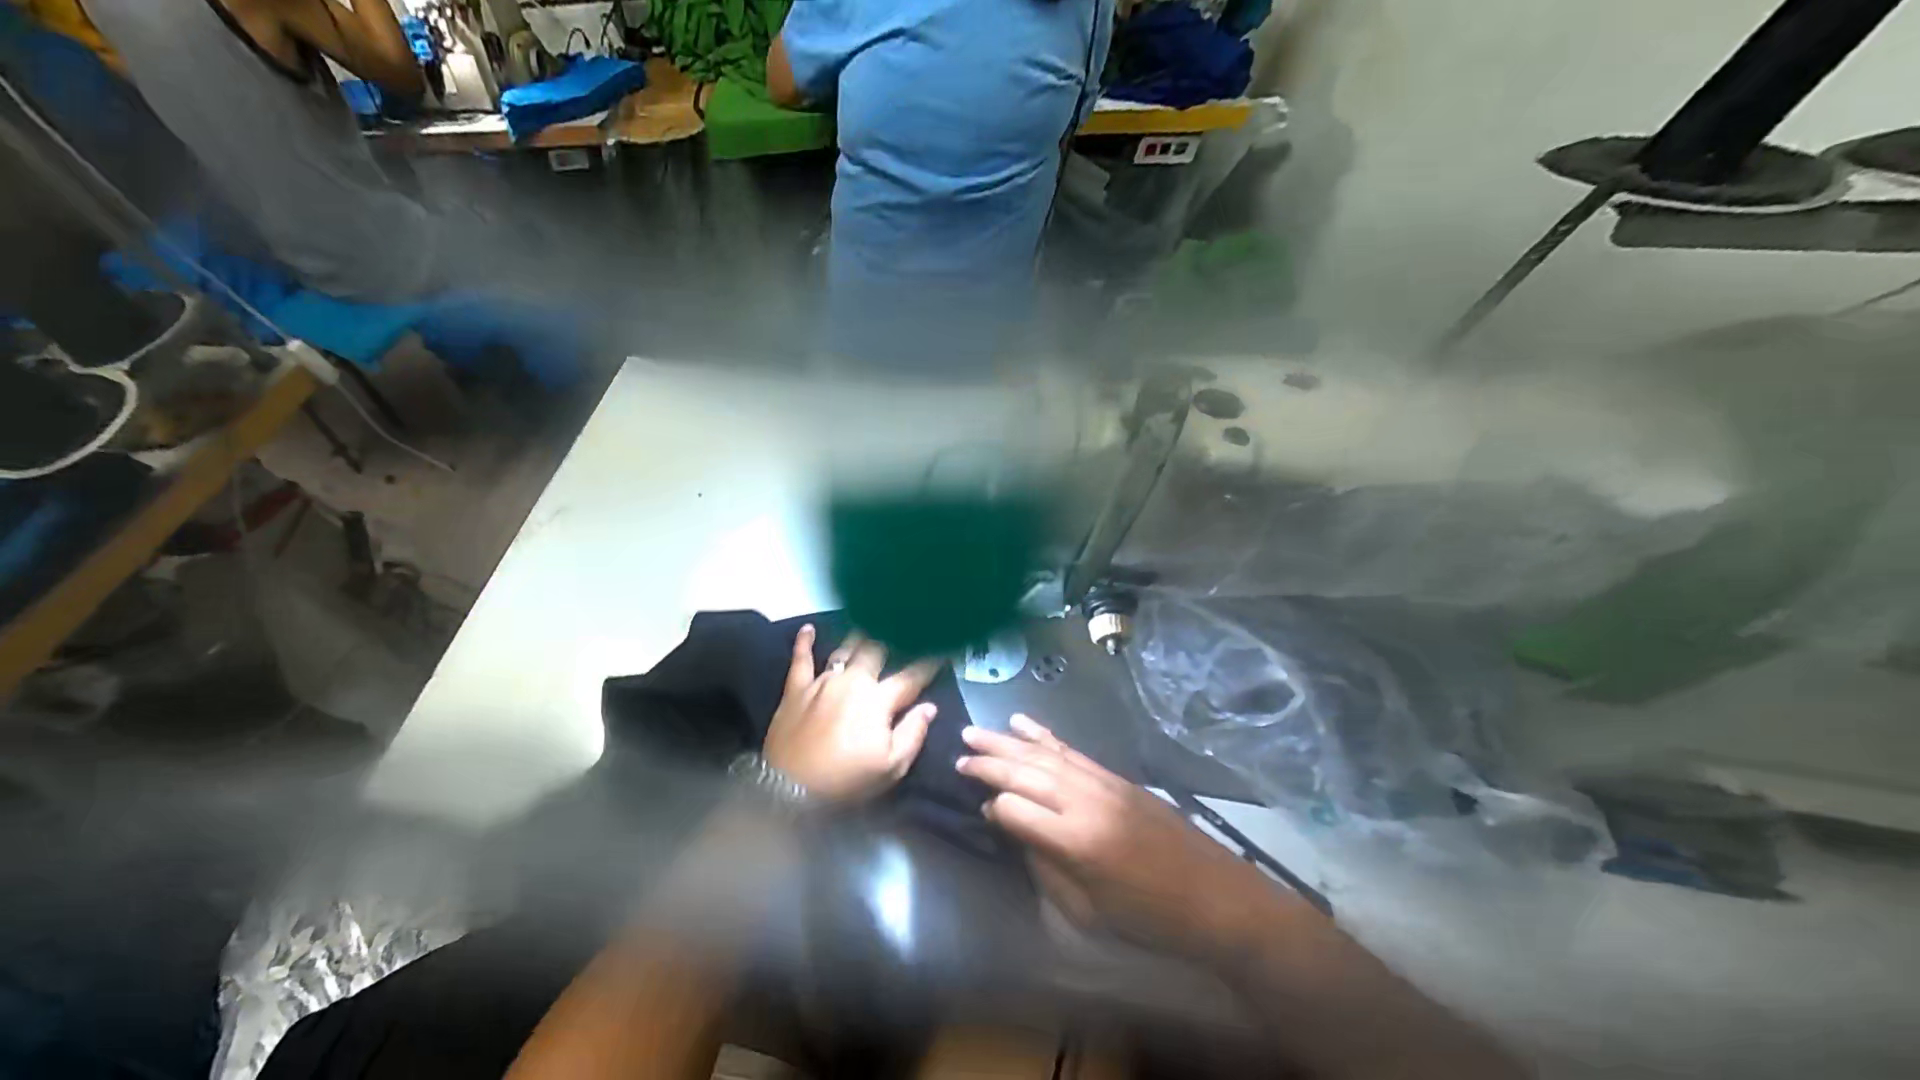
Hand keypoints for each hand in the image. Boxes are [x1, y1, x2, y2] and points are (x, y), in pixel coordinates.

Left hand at [763, 626, 939, 803]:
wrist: (788, 791)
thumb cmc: (846, 781)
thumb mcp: (891, 766)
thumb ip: (913, 733)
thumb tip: (929, 707)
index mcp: (878, 700)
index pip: (911, 677)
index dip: (929, 664)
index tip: (942, 650)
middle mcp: (852, 680)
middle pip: (876, 650)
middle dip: (893, 636)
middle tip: (903, 625)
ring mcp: (822, 681)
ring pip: (844, 649)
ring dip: (858, 635)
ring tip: (868, 621)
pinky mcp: (795, 688)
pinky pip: (800, 659)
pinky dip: (804, 641)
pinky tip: (808, 628)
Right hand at [958, 716, 1307, 963]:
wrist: (1215, 897)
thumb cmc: (1149, 918)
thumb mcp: (1088, 911)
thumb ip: (1046, 867)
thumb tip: (1016, 831)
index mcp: (1076, 842)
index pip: (1016, 810)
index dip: (993, 808)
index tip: (977, 808)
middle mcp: (1085, 802)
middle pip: (1026, 773)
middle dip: (988, 763)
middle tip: (958, 756)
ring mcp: (1103, 783)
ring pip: (1045, 754)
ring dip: (1007, 741)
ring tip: (974, 732)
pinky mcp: (1116, 776)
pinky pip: (1072, 751)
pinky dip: (1044, 735)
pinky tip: (1023, 723)